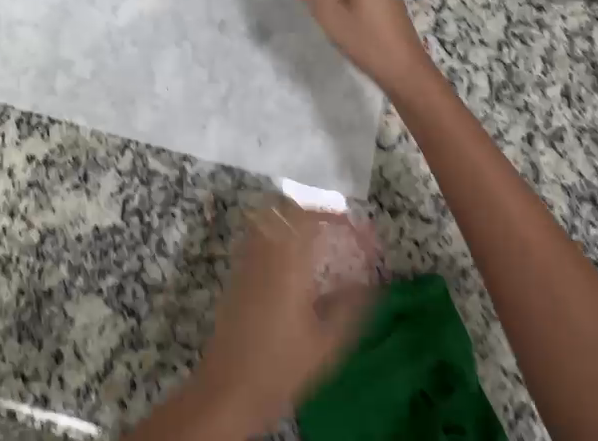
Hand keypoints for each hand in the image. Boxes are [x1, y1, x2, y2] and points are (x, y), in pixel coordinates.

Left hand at [190, 201, 375, 433]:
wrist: (228, 389)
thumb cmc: (282, 368)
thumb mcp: (328, 343)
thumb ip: (351, 305)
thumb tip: (369, 279)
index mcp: (287, 262)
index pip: (310, 217)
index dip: (337, 216)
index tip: (361, 230)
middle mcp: (263, 252)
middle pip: (285, 209)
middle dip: (315, 209)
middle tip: (341, 225)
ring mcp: (245, 261)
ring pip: (268, 218)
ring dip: (294, 217)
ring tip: (321, 234)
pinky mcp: (237, 274)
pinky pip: (257, 235)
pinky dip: (278, 231)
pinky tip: (294, 255)